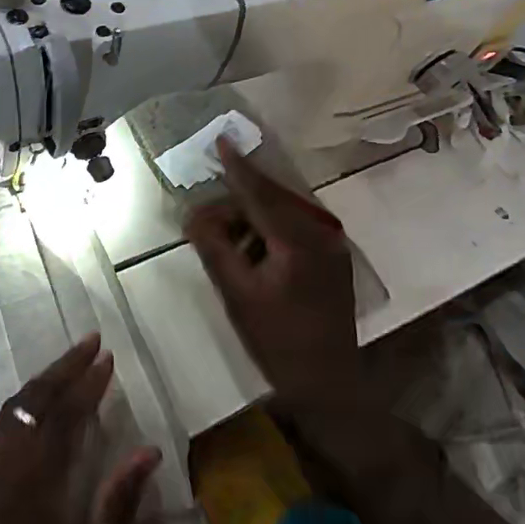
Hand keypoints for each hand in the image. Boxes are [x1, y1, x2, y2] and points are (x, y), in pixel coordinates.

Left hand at [0, 334, 161, 523]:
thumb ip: (118, 507)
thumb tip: (149, 451)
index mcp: (23, 491)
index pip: (57, 420)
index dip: (83, 386)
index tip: (106, 358)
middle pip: (26, 405)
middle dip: (60, 371)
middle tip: (91, 344)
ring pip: (8, 417)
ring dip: (40, 388)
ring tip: (72, 367)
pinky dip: (24, 414)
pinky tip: (43, 411)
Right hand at [186, 136, 362, 407]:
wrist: (326, 383)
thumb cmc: (276, 338)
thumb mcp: (236, 291)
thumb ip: (213, 245)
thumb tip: (193, 214)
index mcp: (299, 241)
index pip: (260, 194)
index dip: (237, 168)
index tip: (221, 140)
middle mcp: (322, 235)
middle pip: (270, 201)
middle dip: (235, 204)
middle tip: (203, 221)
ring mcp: (331, 248)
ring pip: (280, 215)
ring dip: (249, 221)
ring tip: (224, 246)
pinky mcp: (331, 260)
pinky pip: (292, 230)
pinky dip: (266, 233)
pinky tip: (248, 254)